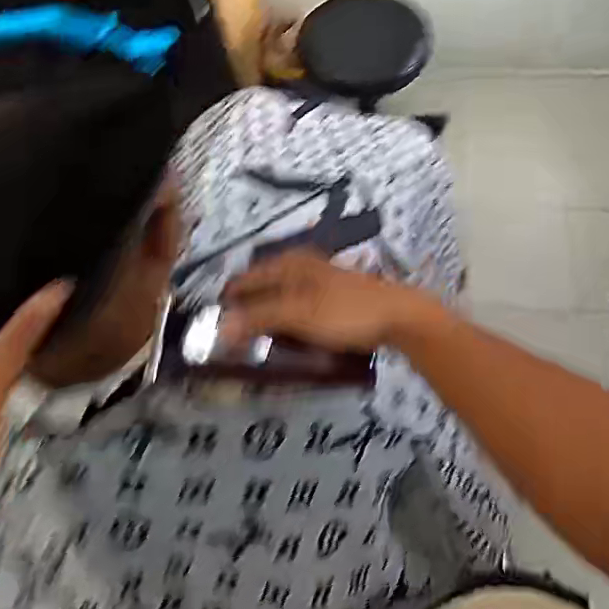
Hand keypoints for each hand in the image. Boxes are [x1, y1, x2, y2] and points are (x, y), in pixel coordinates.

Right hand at [222, 251, 445, 351]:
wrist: (399, 316)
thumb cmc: (347, 312)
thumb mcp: (299, 314)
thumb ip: (259, 318)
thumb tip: (218, 327)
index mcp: (292, 264)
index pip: (246, 280)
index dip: (227, 303)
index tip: (209, 330)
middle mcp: (303, 266)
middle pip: (263, 287)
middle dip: (244, 311)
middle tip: (228, 342)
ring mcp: (320, 282)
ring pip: (280, 298)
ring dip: (265, 319)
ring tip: (252, 344)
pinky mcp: (333, 299)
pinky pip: (298, 309)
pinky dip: (286, 322)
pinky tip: (286, 338)